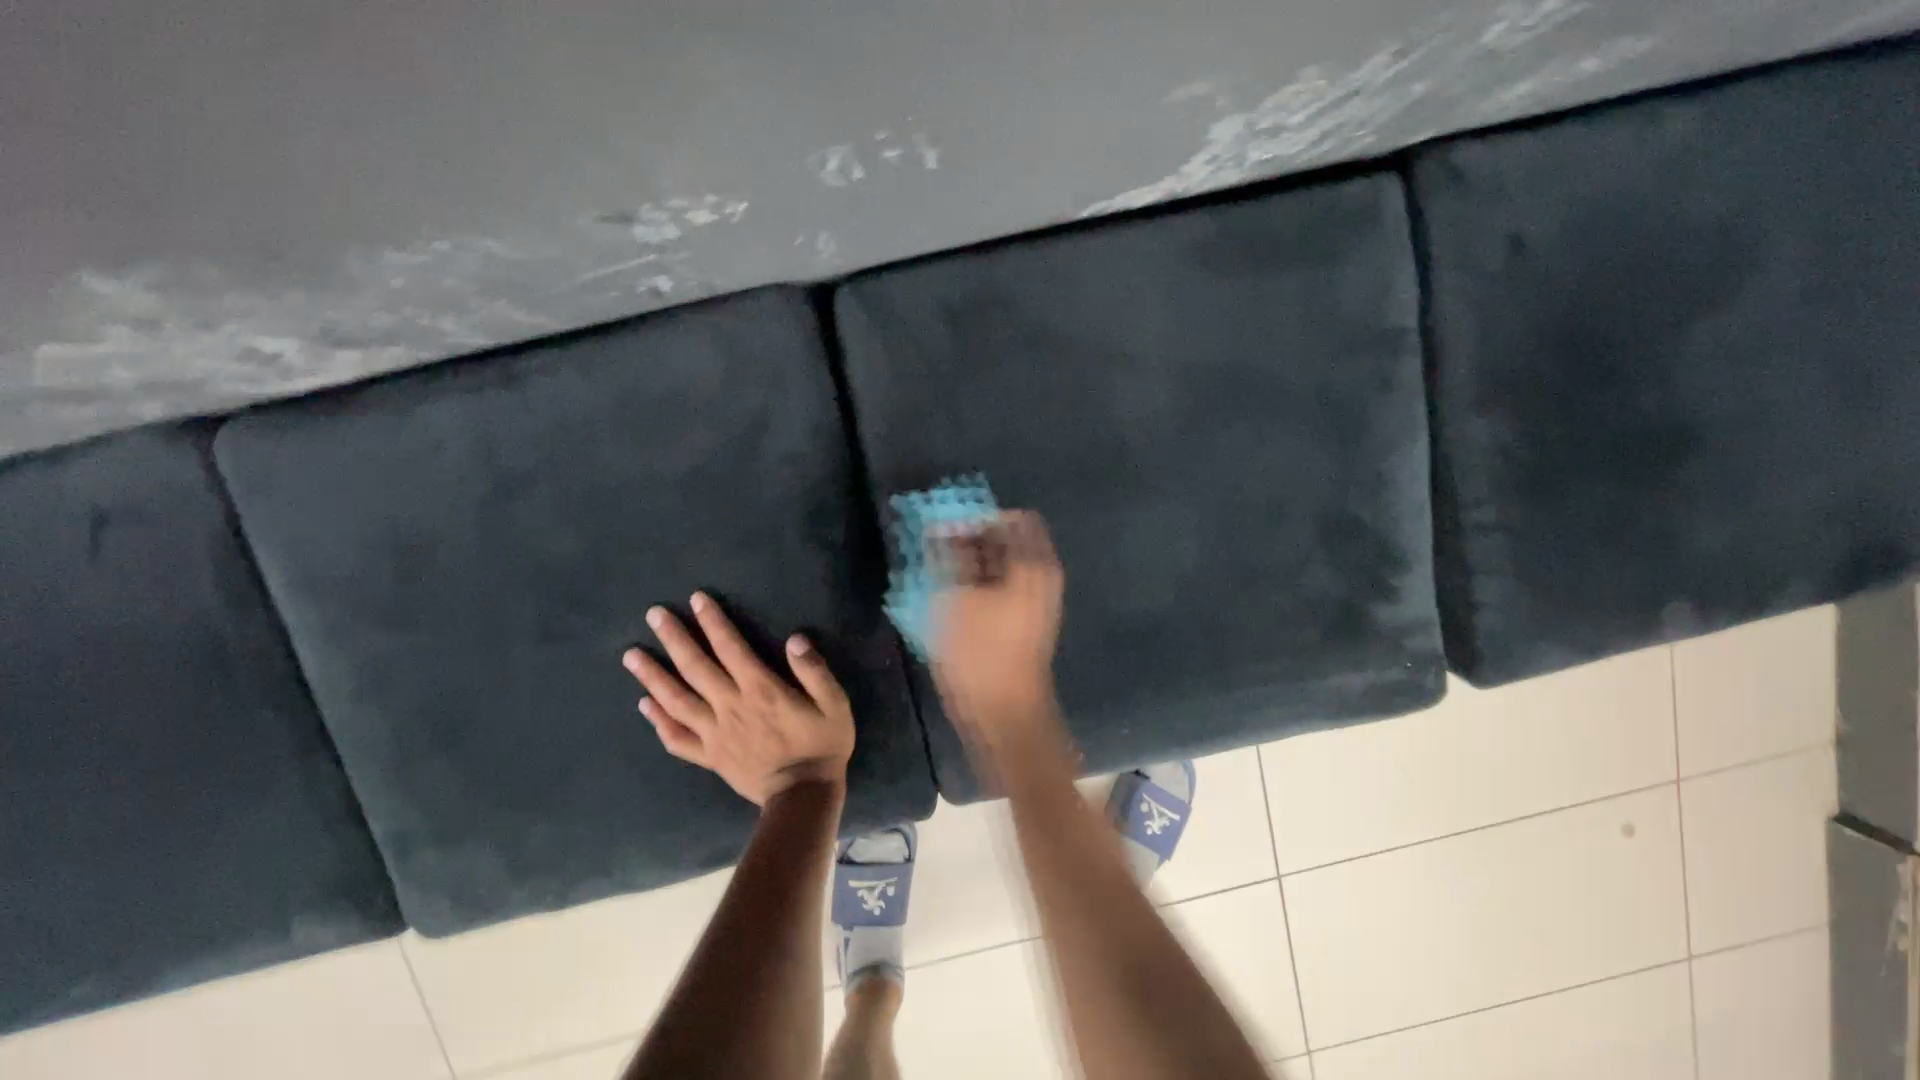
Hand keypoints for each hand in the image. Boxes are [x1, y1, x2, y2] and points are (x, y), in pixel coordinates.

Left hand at [622, 592, 854, 805]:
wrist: (804, 796)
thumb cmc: (822, 745)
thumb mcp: (834, 704)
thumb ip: (814, 670)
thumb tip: (795, 639)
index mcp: (760, 690)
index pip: (731, 647)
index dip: (713, 622)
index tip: (695, 599)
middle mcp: (730, 707)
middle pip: (695, 667)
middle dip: (674, 638)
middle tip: (653, 615)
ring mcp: (715, 734)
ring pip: (677, 701)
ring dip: (653, 676)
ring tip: (631, 656)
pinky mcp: (710, 757)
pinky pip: (677, 739)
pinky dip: (659, 722)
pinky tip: (645, 706)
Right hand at [930, 510, 1065, 743]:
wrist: (1005, 715)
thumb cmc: (979, 654)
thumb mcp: (955, 597)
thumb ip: (949, 554)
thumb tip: (942, 526)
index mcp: (1033, 564)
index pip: (1013, 518)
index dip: (978, 518)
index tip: (945, 529)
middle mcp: (1042, 577)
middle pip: (1009, 540)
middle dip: (973, 539)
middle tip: (938, 551)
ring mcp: (1037, 602)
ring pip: (1004, 565)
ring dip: (973, 563)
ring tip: (938, 575)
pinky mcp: (1026, 623)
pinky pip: (1004, 587)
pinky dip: (980, 584)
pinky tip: (951, 598)